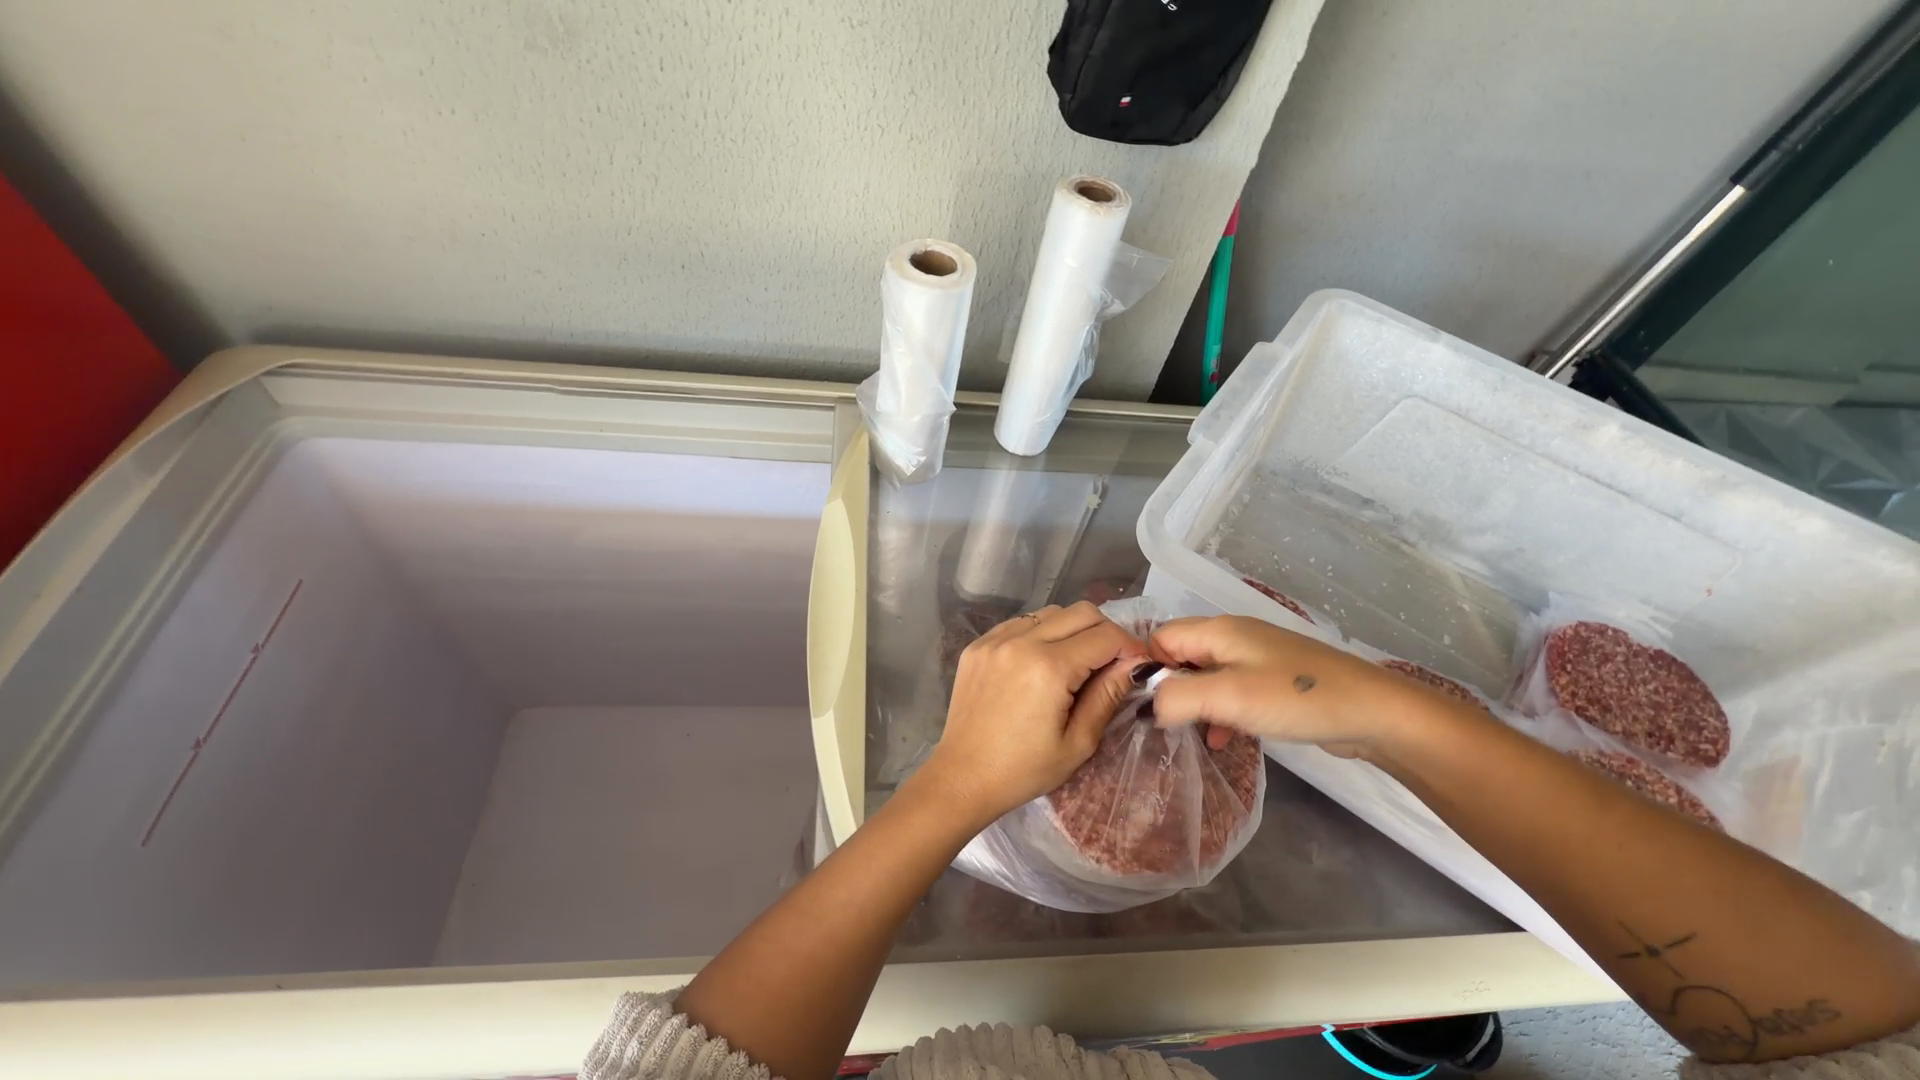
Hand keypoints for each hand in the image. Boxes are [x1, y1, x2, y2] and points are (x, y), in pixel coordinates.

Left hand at [916, 602, 1149, 825]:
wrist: (963, 778)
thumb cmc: (1024, 770)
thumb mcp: (1078, 742)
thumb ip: (1108, 695)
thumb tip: (1136, 664)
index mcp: (1049, 668)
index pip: (1105, 636)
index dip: (1130, 647)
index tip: (1138, 665)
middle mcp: (1020, 642)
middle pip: (1081, 612)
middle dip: (1106, 632)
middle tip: (1112, 662)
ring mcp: (994, 640)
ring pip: (1050, 612)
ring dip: (1073, 630)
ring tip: (1076, 663)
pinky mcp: (977, 646)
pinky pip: (1020, 623)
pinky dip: (1041, 633)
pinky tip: (1042, 663)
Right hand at [1148, 615, 1444, 760]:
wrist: (1374, 713)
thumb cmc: (1295, 698)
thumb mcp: (1228, 697)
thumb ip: (1177, 697)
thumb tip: (1150, 705)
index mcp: (1219, 630)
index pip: (1161, 637)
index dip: (1146, 668)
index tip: (1141, 705)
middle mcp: (1234, 638)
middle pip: (1181, 656)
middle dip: (1168, 689)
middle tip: (1164, 726)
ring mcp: (1257, 659)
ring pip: (1206, 677)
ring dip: (1194, 705)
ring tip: (1191, 737)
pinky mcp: (1275, 683)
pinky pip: (1231, 692)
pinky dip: (1221, 713)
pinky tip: (1225, 740)